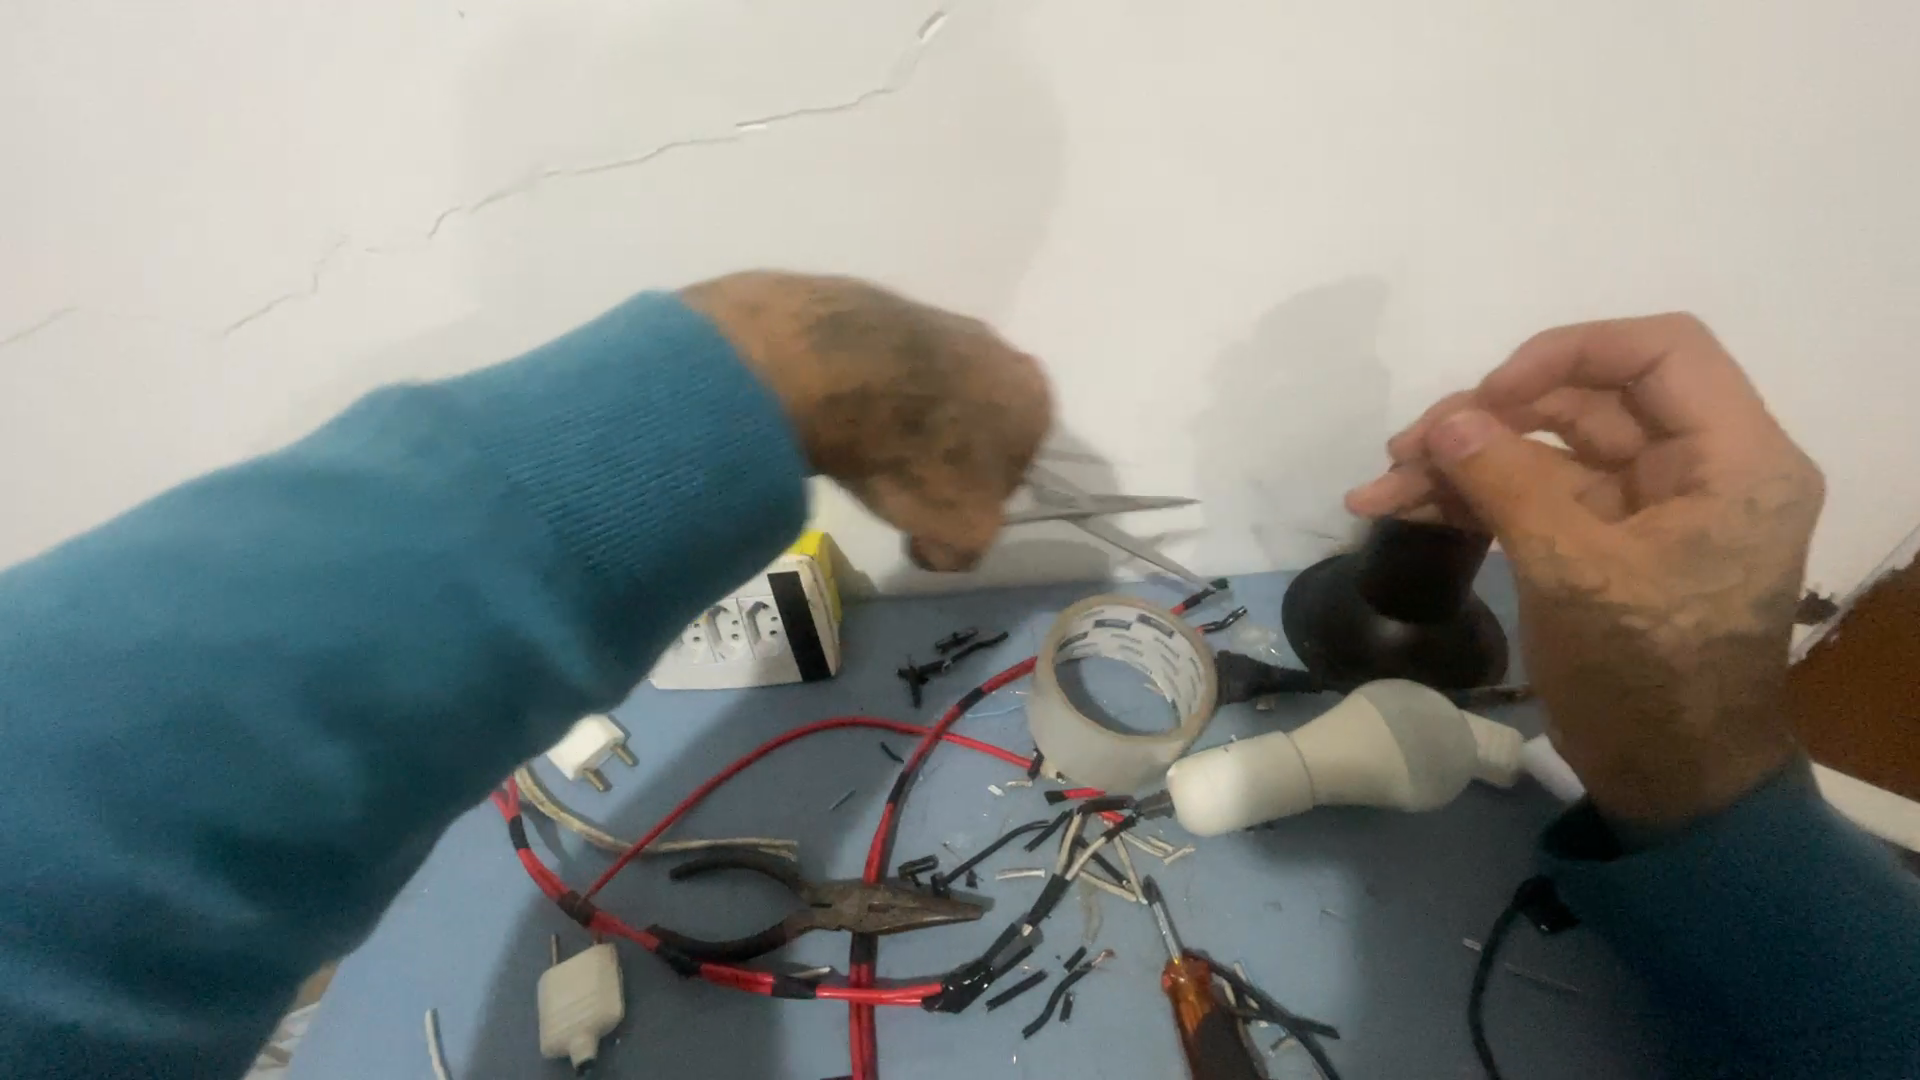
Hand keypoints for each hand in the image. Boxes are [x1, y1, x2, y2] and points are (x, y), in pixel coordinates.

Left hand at [682, 272, 1050, 570]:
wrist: (839, 373)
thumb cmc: (922, 458)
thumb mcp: (963, 531)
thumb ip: (965, 548)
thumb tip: (936, 548)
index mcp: (1034, 402)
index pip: (1012, 470)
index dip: (975, 500)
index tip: (936, 516)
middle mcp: (999, 351)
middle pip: (972, 424)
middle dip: (942, 454)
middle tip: (899, 483)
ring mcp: (941, 320)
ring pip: (930, 391)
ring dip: (906, 419)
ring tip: (863, 450)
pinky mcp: (884, 307)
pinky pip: (884, 366)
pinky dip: (869, 390)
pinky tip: (840, 414)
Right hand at [1345, 314, 1822, 826]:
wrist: (1658, 762)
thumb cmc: (1645, 667)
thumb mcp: (1575, 570)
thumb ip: (1509, 484)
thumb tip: (1444, 424)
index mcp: (1726, 460)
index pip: (1659, 353)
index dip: (1568, 353)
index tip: (1486, 395)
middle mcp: (1683, 467)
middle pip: (1575, 402)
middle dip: (1481, 420)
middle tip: (1403, 449)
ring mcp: (1626, 505)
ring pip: (1531, 451)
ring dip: (1452, 464)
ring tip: (1376, 491)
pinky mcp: (1581, 538)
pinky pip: (1514, 495)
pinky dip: (1457, 499)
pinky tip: (1395, 511)